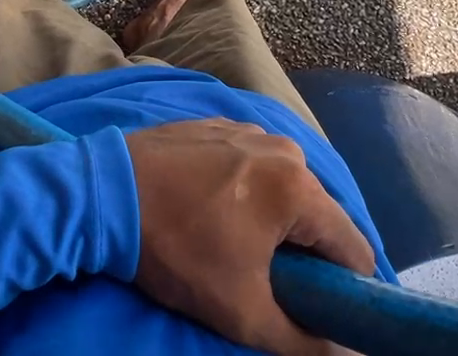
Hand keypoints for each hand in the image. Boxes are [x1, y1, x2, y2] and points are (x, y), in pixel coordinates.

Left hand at [125, 119, 374, 355]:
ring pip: (283, 188)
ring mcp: (246, 130)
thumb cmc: (176, 248)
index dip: (345, 288)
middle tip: (264, 279)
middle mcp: (281, 148)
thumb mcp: (242, 312)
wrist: (104, 193)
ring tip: (232, 244)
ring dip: (272, 221)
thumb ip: (305, 342)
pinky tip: (211, 210)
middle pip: (318, 215)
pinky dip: (244, 191)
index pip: (352, 248)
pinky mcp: (216, 125)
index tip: (316, 307)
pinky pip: (251, 166)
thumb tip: (349, 355)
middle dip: (304, 253)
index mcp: (297, 186)